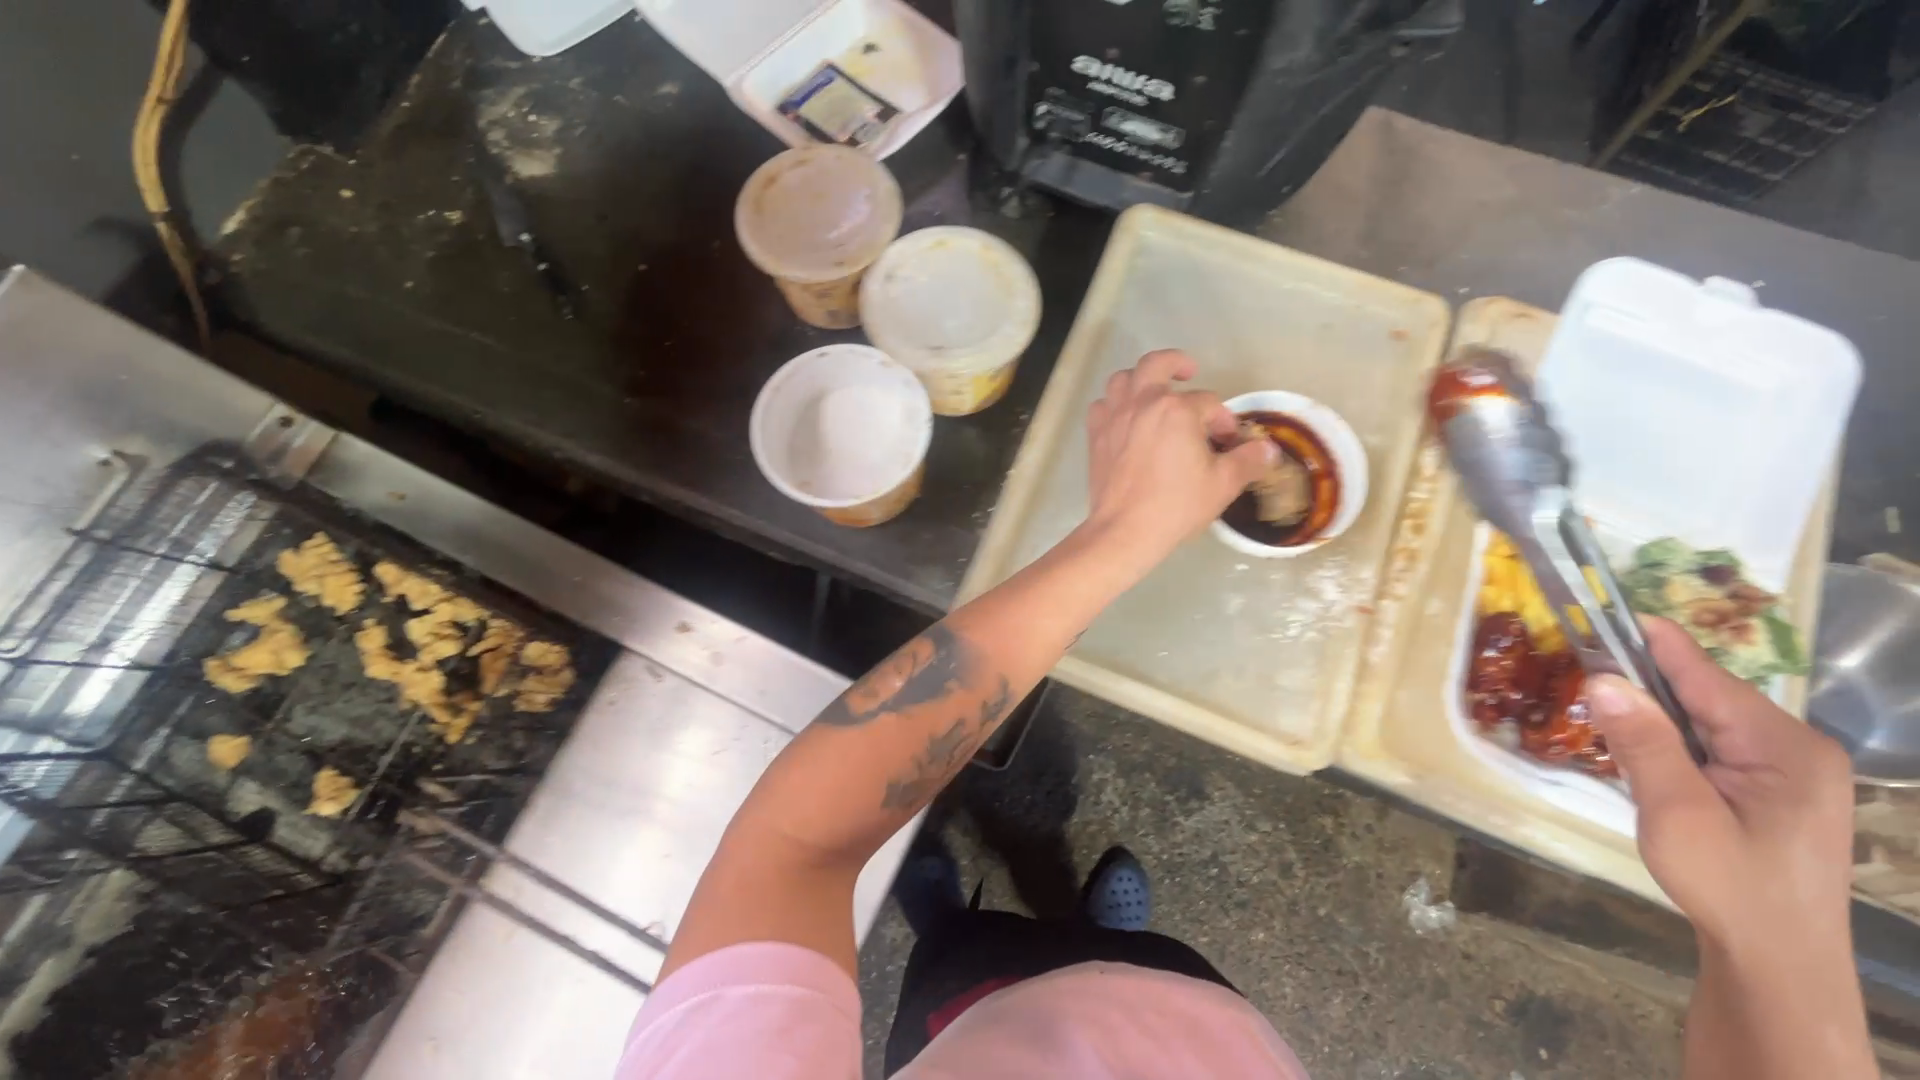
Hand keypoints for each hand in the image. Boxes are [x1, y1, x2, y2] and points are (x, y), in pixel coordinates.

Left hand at [1082, 350, 1274, 569]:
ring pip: (1123, 380)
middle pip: (1157, 365)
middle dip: (1176, 363)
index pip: (1209, 402)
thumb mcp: (1223, 484)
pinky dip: (1113, 405)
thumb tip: (1269, 449)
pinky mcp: (1096, 436)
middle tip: (1188, 371)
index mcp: (1176, 410)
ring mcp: (1114, 417)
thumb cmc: (1176, 506)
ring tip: (1153, 391)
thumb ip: (1248, 460)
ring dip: (1139, 379)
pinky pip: (1102, 406)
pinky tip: (1124, 418)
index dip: (1223, 420)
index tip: (1228, 442)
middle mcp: (1142, 403)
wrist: (1125, 530)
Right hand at [1586, 618, 1854, 951]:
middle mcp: (1796, 747)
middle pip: (1705, 695)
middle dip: (1645, 683)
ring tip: (1603, 708)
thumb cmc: (1730, 886)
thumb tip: (1602, 678)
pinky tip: (1643, 752)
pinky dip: (1671, 741)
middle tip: (1584, 668)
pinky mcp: (1774, 790)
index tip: (1605, 609)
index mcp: (1786, 746)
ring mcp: (1789, 770)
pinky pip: (1712, 745)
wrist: (1777, 961)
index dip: (1652, 642)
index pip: (1706, 676)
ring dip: (1655, 715)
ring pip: (1705, 720)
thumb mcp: (1677, 813)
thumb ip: (1644, 743)